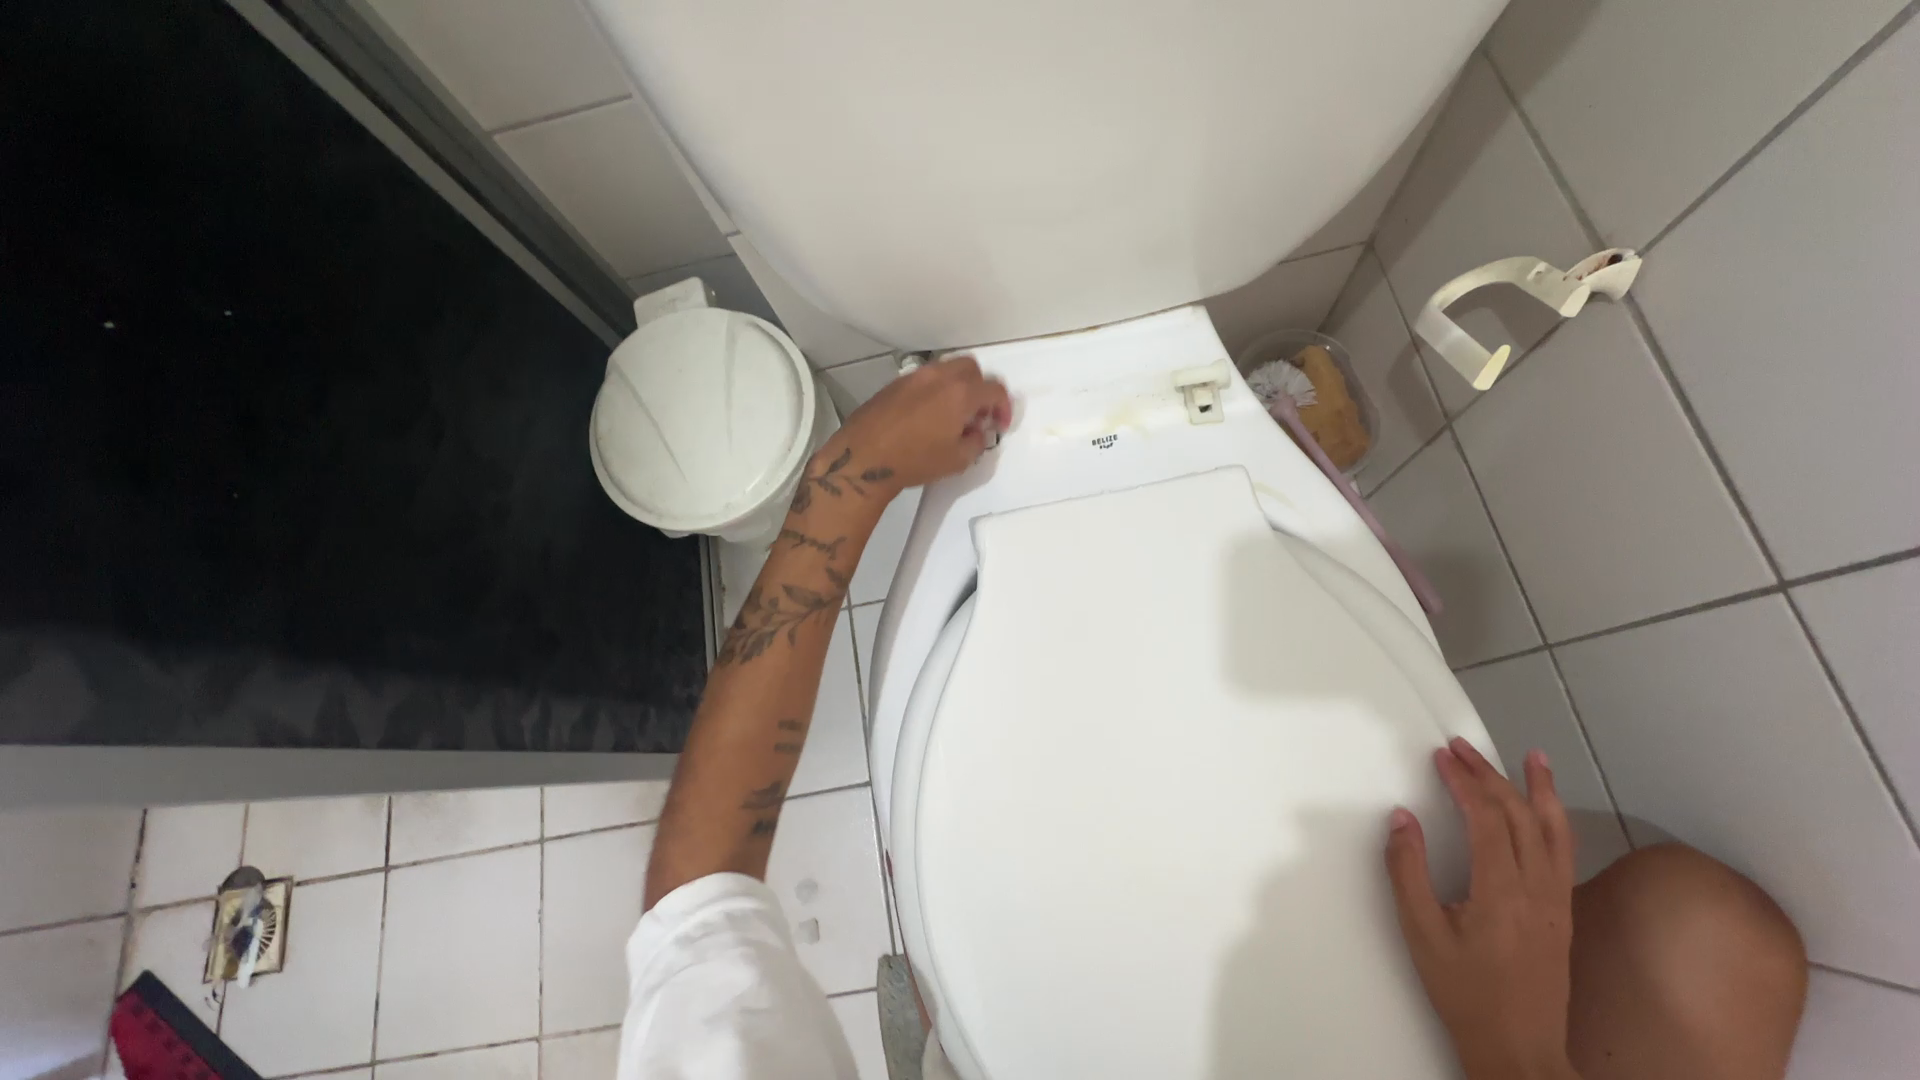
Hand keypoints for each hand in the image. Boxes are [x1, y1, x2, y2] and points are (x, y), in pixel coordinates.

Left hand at [811, 356, 1010, 503]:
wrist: (864, 458)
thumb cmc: (915, 461)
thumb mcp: (957, 461)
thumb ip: (976, 442)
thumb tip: (976, 432)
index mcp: (960, 393)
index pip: (995, 389)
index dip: (1004, 407)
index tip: (998, 426)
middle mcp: (939, 377)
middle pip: (972, 369)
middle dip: (981, 390)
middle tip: (977, 416)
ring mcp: (914, 377)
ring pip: (946, 369)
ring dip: (958, 387)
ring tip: (952, 416)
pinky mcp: (895, 384)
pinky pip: (925, 379)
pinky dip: (935, 391)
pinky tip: (927, 416)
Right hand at [1386, 739, 1581, 1079]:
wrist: (1518, 1048)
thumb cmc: (1465, 992)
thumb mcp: (1420, 931)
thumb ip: (1406, 870)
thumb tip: (1401, 820)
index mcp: (1501, 894)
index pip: (1488, 820)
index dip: (1465, 782)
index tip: (1443, 757)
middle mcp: (1538, 891)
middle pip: (1521, 817)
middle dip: (1491, 775)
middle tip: (1464, 748)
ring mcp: (1557, 902)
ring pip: (1555, 832)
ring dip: (1540, 790)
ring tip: (1535, 758)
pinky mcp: (1563, 913)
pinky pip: (1563, 853)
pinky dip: (1555, 820)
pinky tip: (1547, 810)